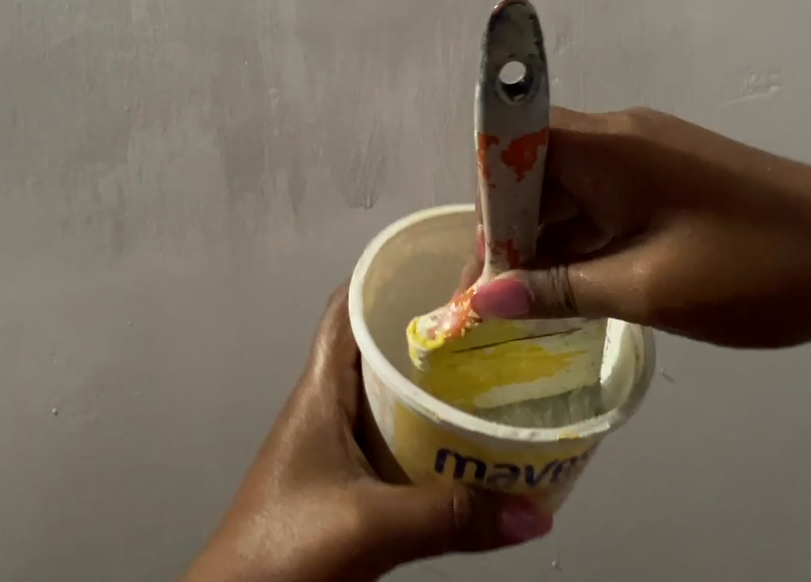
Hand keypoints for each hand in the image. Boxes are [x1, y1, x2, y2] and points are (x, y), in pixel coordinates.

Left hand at [185, 286, 553, 581]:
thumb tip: (531, 512)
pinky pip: (393, 436)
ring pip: (386, 391)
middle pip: (374, 344)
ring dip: (427, 378)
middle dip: (423, 324)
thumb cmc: (279, 550)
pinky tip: (463, 440)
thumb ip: (447, 517)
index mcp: (319, 392)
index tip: (435, 261)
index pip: (345, 308)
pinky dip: (426, 428)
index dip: (383, 275)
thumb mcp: (368, 527)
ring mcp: (334, 445)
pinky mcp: (346, 481)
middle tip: (481, 316)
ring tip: (487, 366)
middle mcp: (326, 406)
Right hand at [469, 107, 810, 348]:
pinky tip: (580, 285)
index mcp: (607, 146)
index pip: (510, 144)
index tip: (477, 267)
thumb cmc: (754, 269)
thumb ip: (559, 290)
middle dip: (512, 230)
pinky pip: (608, 198)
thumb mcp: (646, 289)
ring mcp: (651, 153)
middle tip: (497, 301)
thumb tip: (484, 300)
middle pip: (538, 168)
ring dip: (551, 239)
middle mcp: (621, 136)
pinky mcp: (674, 175)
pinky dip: (589, 238)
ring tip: (532, 304)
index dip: (483, 201)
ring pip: (573, 187)